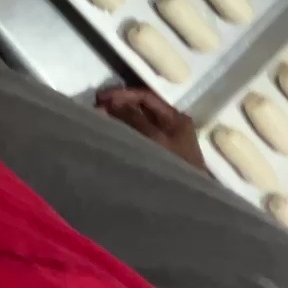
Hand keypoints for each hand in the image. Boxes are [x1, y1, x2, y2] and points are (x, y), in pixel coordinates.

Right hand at [95, 86, 211, 176]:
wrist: (189, 193)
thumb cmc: (174, 162)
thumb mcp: (154, 138)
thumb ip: (134, 118)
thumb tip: (112, 101)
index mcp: (175, 117)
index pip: (146, 97)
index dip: (123, 94)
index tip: (101, 97)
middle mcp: (170, 122)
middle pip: (141, 106)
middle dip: (118, 103)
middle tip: (97, 105)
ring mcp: (164, 134)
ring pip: (137, 117)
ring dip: (118, 114)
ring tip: (99, 115)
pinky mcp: (156, 145)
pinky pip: (136, 129)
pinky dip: (122, 125)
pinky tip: (110, 127)